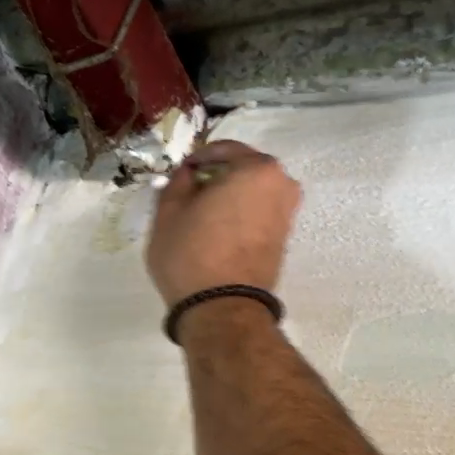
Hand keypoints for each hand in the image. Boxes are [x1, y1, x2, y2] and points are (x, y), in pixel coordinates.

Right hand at [146, 140, 301, 305]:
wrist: (221, 305)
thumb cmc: (190, 255)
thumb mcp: (167, 216)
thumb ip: (175, 185)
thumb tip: (185, 174)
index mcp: (254, 168)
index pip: (223, 149)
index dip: (196, 159)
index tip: (177, 174)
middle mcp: (280, 181)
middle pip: (242, 169)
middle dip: (215, 178)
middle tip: (187, 197)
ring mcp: (287, 209)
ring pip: (250, 192)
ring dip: (227, 198)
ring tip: (200, 219)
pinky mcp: (284, 234)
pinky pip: (257, 213)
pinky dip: (238, 216)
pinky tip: (216, 234)